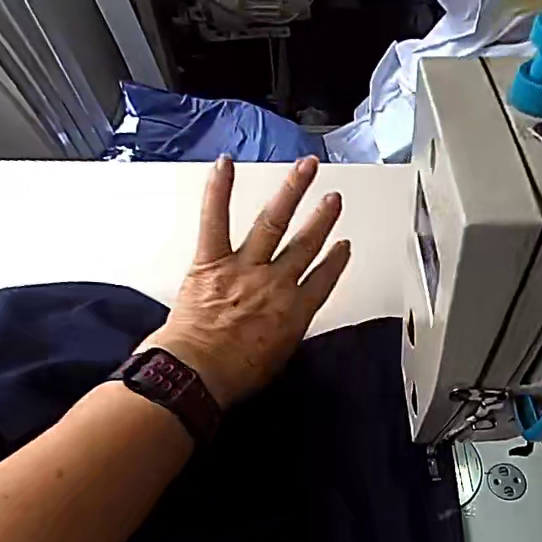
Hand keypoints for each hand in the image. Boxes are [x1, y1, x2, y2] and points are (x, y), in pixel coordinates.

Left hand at [142, 155, 349, 406]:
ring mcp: (244, 268)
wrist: (199, 374)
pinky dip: (217, 190)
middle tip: (333, 201)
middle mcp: (274, 284)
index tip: (342, 248)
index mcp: (293, 313)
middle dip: (322, 221)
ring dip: (292, 192)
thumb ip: (281, 340)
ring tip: (306, 169)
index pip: (322, 281)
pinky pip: (215, 219)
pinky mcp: (211, 262)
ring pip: (273, 222)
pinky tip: (225, 164)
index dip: (334, 262)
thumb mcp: (274, 364)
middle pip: (305, 245)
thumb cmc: (232, 377)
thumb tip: (273, 337)